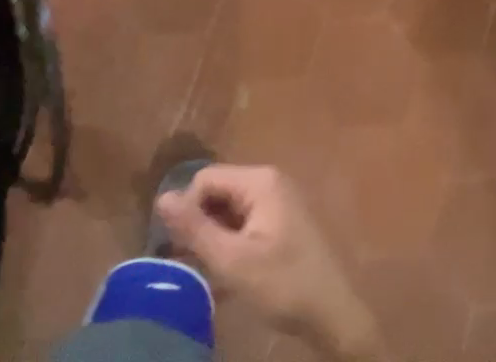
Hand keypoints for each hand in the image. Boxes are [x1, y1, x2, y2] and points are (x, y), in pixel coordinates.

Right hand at [155, 165, 379, 359]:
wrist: (335, 316)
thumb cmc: (284, 284)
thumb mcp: (232, 260)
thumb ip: (195, 228)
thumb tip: (161, 197)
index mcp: (260, 181)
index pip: (204, 179)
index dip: (187, 210)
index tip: (180, 247)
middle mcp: (270, 182)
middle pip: (217, 192)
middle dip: (200, 224)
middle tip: (189, 262)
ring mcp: (280, 201)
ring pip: (230, 210)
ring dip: (214, 237)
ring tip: (204, 271)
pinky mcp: (284, 222)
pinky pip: (246, 222)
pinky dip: (232, 243)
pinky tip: (225, 275)